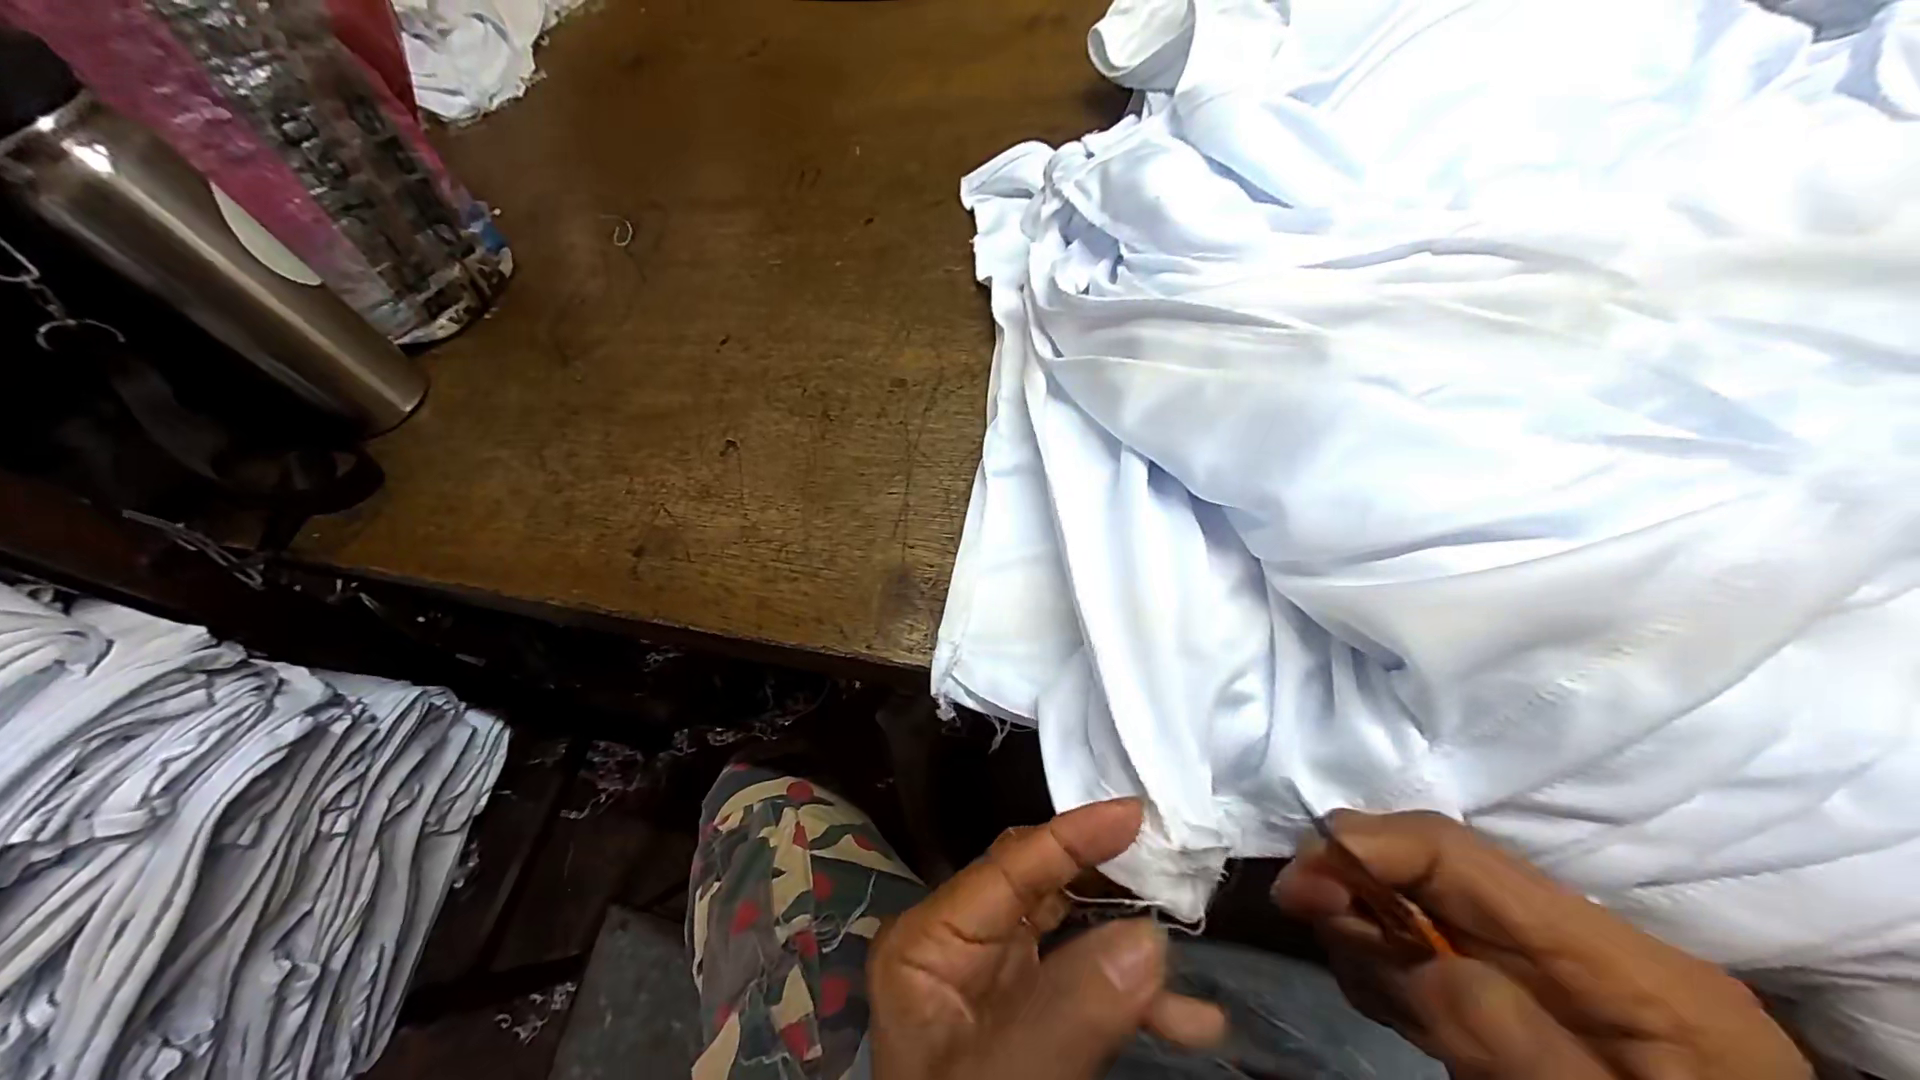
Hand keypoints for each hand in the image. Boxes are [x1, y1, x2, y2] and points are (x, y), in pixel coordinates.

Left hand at [867, 798, 1226, 1079]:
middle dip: (1109, 878)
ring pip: (1071, 930)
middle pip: (1042, 885)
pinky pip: (1083, 984)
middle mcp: (960, 944)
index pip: (1009, 865)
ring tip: (1190, 938)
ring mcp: (994, 978)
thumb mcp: (1004, 1072)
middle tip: (1171, 865)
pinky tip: (1188, 1021)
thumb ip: (1070, 1010)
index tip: (1135, 812)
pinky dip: (1134, 998)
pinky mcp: (1024, 1013)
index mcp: (931, 940)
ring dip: (1133, 941)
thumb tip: (1150, 938)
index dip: (1074, 835)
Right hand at [1272, 811, 1810, 1079]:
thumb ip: (1519, 1045)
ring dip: (1365, 932)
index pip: (1460, 853)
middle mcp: (1575, 940)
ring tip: (1380, 1000)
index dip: (1365, 846)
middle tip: (1308, 922)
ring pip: (1414, 901)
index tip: (1296, 885)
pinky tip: (1397, 1005)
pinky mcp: (1521, 991)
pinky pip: (1426, 946)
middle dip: (1353, 885)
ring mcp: (1546, 965)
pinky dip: (1386, 965)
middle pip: (1427, 866)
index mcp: (1619, 960)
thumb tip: (1416, 964)